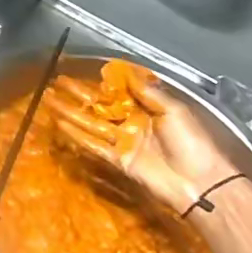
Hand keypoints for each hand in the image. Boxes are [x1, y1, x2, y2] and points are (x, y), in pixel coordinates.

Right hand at [48, 74, 237, 211]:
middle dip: (80, 94)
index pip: (120, 91)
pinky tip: (61, 125)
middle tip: (58, 83)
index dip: (102, 82)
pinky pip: (94, 145)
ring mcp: (124, 141)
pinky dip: (78, 136)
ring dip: (72, 112)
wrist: (200, 181)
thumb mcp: (174, 110)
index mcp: (149, 108)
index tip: (84, 71)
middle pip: (101, 105)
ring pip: (93, 123)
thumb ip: (148, 93)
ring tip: (51, 101)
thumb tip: (127, 74)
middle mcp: (133, 122)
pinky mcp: (118, 160)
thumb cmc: (192, 142)